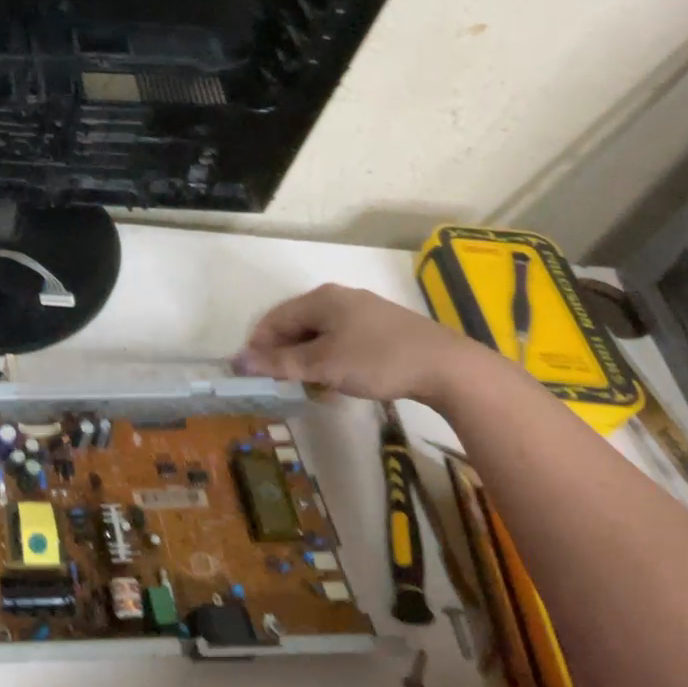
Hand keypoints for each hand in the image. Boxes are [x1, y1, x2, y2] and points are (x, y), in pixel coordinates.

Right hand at [232, 284, 500, 405]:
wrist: (450, 368)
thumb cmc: (378, 360)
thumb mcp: (322, 365)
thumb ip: (278, 363)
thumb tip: (237, 362)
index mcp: (321, 299)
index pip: (273, 319)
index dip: (258, 347)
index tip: (255, 376)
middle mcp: (339, 298)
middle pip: (296, 326)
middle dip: (284, 356)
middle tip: (284, 385)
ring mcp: (363, 312)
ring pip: (319, 336)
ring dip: (308, 362)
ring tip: (313, 388)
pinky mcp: (383, 329)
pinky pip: (342, 341)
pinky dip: (331, 360)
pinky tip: (340, 382)